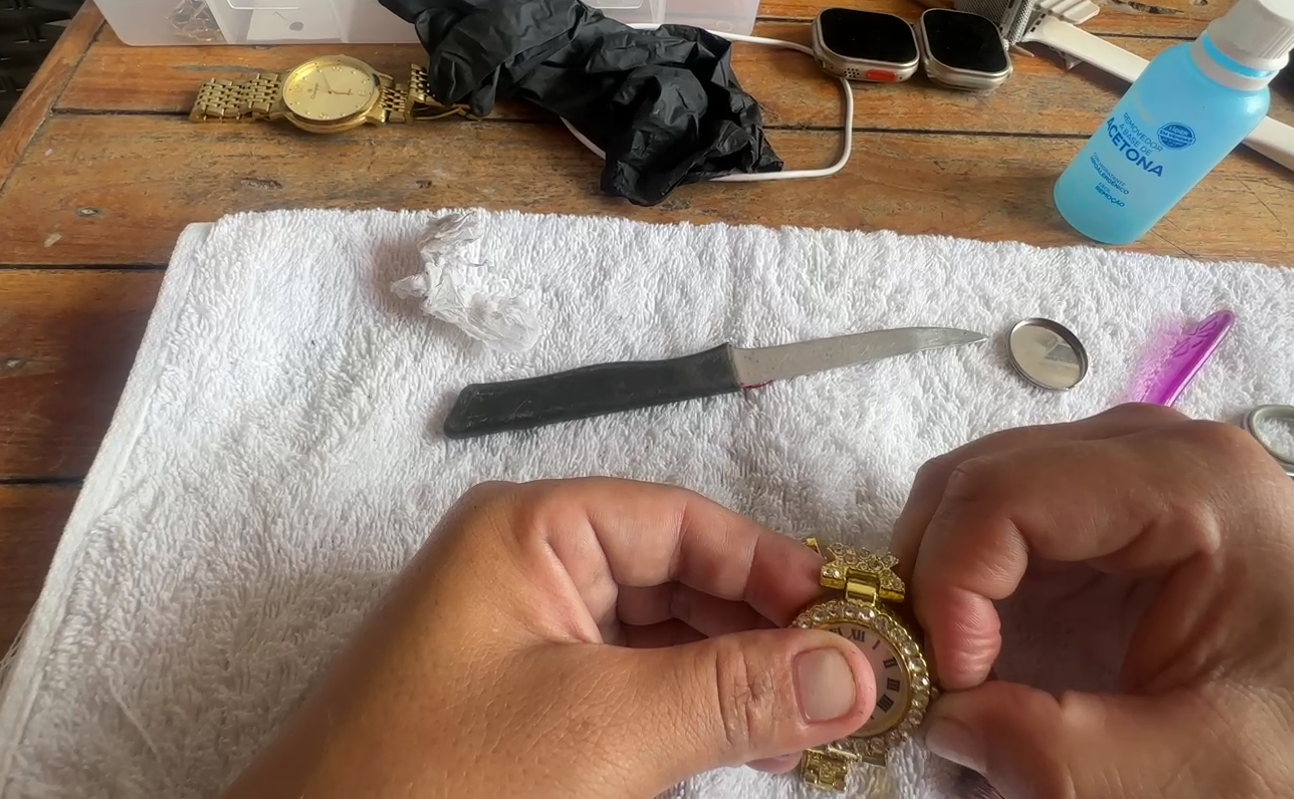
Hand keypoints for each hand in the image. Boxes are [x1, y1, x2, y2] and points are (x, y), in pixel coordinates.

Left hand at [222, 478, 874, 797]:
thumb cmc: (439, 787)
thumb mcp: (599, 733)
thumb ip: (731, 694)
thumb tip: (855, 671)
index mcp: (533, 525)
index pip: (679, 521)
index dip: (769, 564)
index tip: (849, 614)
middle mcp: (533, 558)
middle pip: (676, 572)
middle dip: (760, 625)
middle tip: (850, 677)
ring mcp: (530, 624)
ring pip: (660, 629)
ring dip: (734, 669)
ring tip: (818, 715)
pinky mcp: (530, 689)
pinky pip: (632, 676)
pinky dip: (693, 704)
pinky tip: (752, 736)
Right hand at [891, 404, 1293, 798]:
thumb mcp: (1228, 781)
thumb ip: (1073, 763)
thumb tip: (940, 722)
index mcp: (1187, 478)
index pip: (1007, 492)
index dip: (952, 579)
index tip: (952, 683)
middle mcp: (1137, 444)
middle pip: (974, 480)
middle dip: (932, 576)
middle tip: (938, 677)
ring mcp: (1112, 461)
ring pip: (967, 492)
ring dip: (940, 576)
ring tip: (961, 665)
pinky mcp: (1093, 495)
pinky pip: (991, 516)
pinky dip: (964, 579)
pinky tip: (986, 641)